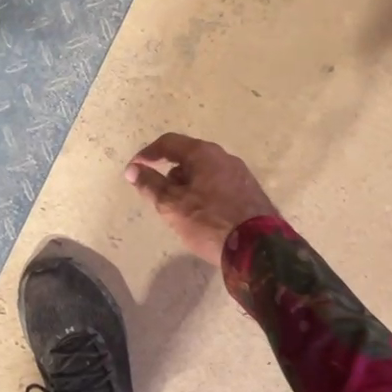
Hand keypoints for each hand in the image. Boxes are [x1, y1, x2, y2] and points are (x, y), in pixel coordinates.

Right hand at [124, 133, 278, 263]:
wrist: (259, 249)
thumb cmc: (209, 222)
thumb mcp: (172, 205)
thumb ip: (150, 184)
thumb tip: (132, 169)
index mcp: (204, 153)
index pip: (168, 143)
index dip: (147, 154)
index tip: (134, 170)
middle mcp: (225, 157)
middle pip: (188, 157)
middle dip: (169, 174)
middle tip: (160, 197)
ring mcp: (241, 174)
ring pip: (204, 173)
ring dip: (188, 186)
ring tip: (182, 212)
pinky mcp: (251, 192)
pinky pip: (219, 186)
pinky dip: (204, 194)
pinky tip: (203, 216)